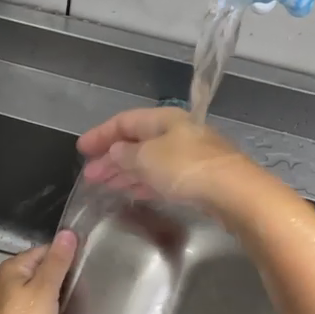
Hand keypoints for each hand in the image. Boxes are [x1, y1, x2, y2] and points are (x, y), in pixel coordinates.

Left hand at [0, 229, 76, 313]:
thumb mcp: (45, 289)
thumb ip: (57, 262)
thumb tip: (68, 232)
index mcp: (12, 267)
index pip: (44, 250)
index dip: (65, 256)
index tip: (85, 267)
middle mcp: (6, 280)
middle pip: (39, 269)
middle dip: (60, 277)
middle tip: (82, 287)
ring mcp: (6, 301)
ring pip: (36, 290)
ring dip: (53, 294)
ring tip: (72, 302)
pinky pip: (32, 307)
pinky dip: (44, 310)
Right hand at [76, 107, 254, 205]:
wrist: (234, 193)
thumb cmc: (186, 168)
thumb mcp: (147, 159)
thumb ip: (125, 155)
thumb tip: (114, 151)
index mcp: (164, 120)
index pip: (125, 121)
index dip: (101, 134)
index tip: (81, 149)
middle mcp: (177, 134)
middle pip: (136, 142)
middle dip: (110, 157)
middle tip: (89, 174)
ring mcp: (188, 157)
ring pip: (148, 161)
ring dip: (124, 172)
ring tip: (104, 186)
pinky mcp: (196, 180)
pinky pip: (161, 177)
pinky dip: (143, 183)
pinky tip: (132, 192)